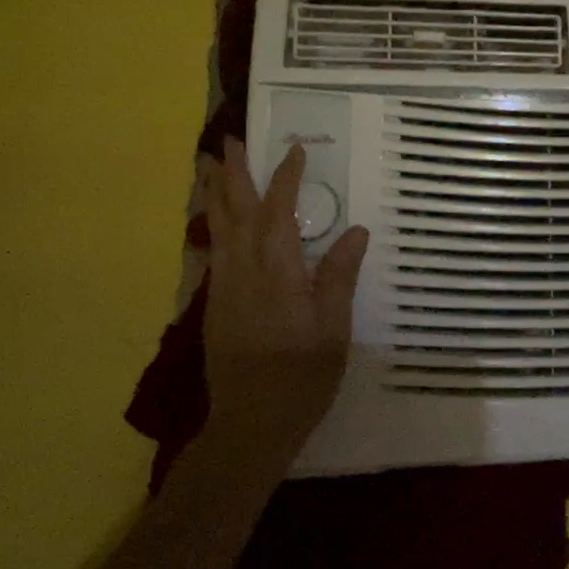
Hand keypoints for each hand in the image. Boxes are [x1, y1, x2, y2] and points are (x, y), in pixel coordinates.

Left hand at [198, 138, 369, 452]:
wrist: (248, 427)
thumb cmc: (300, 379)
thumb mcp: (333, 331)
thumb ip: (340, 278)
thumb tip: (356, 230)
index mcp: (278, 274)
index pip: (278, 213)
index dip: (285, 178)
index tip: (294, 148)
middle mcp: (244, 273)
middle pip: (235, 213)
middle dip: (233, 175)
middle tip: (228, 141)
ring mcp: (224, 289)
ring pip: (217, 230)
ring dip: (215, 194)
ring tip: (212, 167)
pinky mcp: (216, 306)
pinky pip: (214, 251)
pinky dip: (214, 225)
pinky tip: (217, 223)